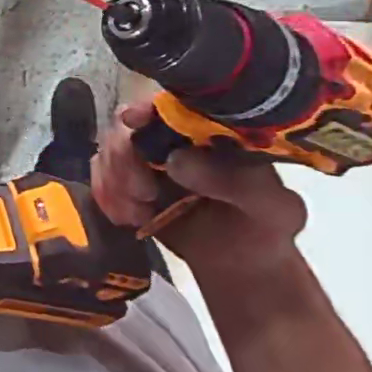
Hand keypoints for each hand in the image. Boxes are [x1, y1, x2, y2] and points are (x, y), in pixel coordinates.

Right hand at [91, 100, 306, 281]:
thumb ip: (234, 182)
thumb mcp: (272, 209)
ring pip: (108, 149)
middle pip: (128, 125)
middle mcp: (172, 134)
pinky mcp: (126, 179)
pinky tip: (127, 218)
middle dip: (124, 157)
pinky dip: (106, 195)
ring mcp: (145, 155)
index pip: (171, 104)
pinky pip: (99, 174)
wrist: (241, 267)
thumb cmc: (264, 229)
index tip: (133, 122)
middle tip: (142, 193)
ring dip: (115, 182)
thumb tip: (174, 160)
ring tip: (139, 213)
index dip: (147, 107)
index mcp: (209, 129)